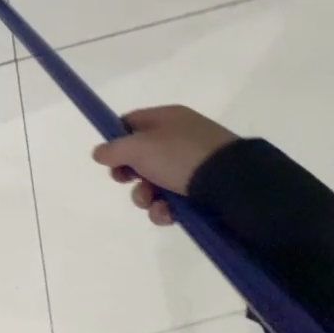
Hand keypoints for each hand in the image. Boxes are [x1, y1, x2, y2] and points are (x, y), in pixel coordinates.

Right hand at [91, 106, 238, 226]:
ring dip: (144, 195)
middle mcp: (179, 138)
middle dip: (128, 174)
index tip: (109, 158)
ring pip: (154, 181)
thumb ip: (112, 150)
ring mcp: (192, 164)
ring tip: (150, 203)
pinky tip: (166, 213)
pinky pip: (172, 198)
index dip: (116, 140)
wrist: (234, 183)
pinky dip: (164, 208)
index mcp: (166, 118)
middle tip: (125, 181)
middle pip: (140, 156)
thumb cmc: (180, 155)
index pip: (131, 123)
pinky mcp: (202, 190)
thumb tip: (99, 153)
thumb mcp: (137, 147)